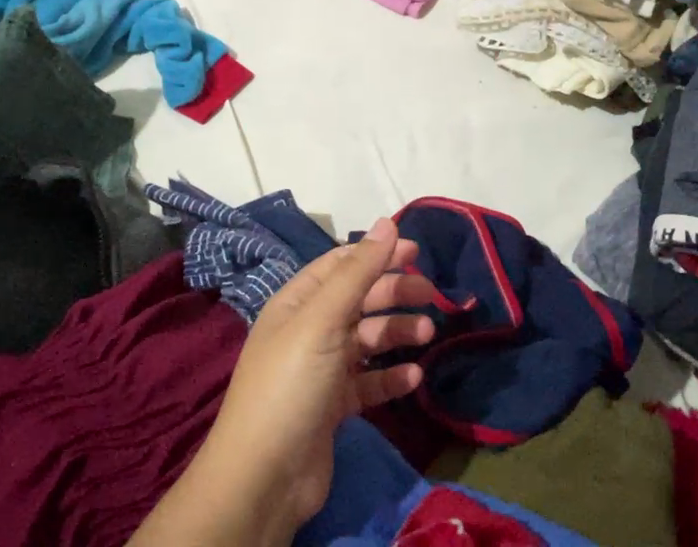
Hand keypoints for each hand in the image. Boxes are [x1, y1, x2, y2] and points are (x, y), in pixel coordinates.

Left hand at [130, 218, 437, 546]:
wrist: (264, 475)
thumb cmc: (290, 384)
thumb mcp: (323, 320)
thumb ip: (358, 272)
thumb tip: (388, 221)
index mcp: (296, 302)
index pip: (340, 265)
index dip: (377, 254)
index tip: (417, 252)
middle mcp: (307, 330)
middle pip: (358, 300)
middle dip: (394, 294)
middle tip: (433, 296)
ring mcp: (320, 370)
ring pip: (367, 340)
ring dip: (397, 333)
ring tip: (427, 335)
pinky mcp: (333, 406)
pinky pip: (368, 382)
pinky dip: (391, 377)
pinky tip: (413, 377)